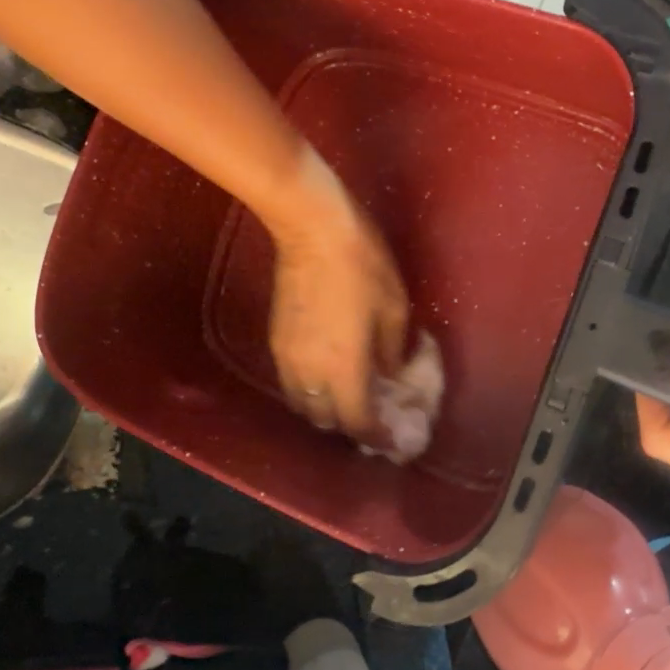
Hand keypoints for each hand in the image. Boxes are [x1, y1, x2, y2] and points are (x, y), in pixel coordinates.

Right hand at [260, 155, 410, 449]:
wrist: (312, 228)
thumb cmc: (364, 265)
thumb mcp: (394, 308)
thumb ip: (392, 351)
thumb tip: (390, 374)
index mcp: (343, 369)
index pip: (357, 422)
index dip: (377, 437)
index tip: (393, 441)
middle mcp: (309, 373)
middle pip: (324, 421)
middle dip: (349, 425)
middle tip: (373, 415)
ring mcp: (286, 357)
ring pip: (303, 403)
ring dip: (327, 408)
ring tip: (352, 396)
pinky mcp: (275, 339)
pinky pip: (292, 381)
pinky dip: (312, 388)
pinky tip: (331, 372)